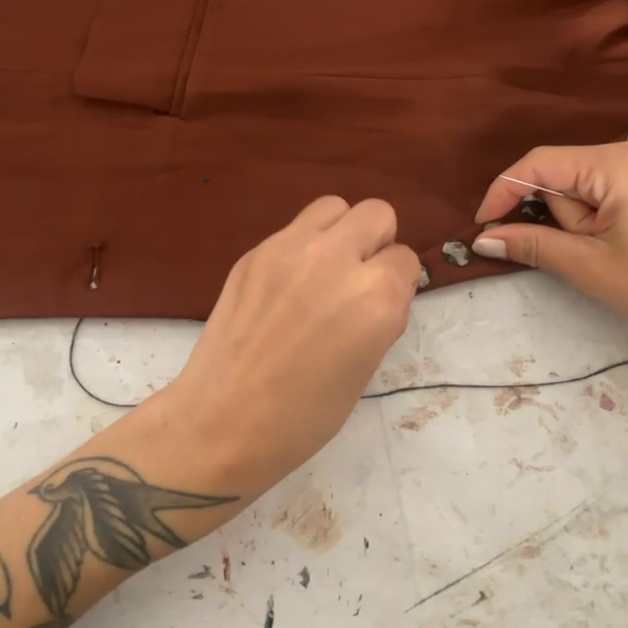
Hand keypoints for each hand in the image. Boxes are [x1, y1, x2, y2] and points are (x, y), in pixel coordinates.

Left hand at [165, 196, 420, 479]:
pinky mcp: (254, 252)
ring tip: (324, 273)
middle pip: (377, 214)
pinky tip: (285, 287)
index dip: (398, 284)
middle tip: (357, 282)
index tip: (381, 308)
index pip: (405, 259)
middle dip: (376, 244)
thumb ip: (380, 318)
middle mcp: (337, 259)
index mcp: (376, 296)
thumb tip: (380, 291)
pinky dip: (302, 247)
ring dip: (340, 232)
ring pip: (334, 207)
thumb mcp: (364, 369)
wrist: (223, 421)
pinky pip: (294, 229)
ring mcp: (290, 249)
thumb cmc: (304, 416)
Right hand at [472, 142, 627, 358]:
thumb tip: (485, 236)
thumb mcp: (590, 268)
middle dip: (561, 213)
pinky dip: (612, 210)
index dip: (503, 192)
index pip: (539, 163)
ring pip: (597, 180)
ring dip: (587, 215)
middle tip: (584, 256)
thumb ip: (532, 244)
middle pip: (570, 171)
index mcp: (620, 164)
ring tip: (616, 255)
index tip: (483, 226)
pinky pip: (627, 184)